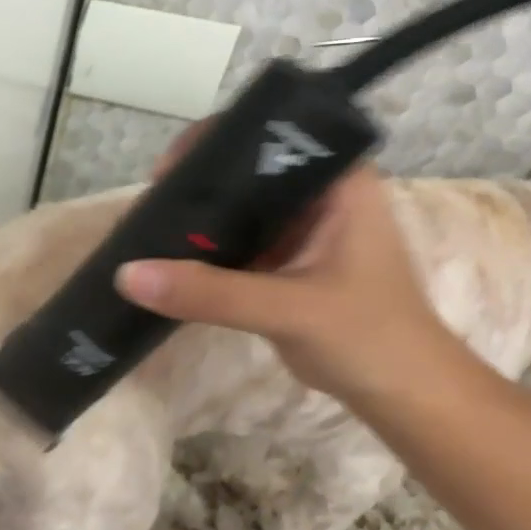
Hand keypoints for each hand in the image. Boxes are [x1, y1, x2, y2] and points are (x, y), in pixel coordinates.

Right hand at [112, 122, 456, 403]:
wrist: (403, 395)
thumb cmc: (369, 338)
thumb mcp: (288, 310)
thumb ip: (210, 292)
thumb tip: (127, 275)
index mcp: (339, 184)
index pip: (274, 134)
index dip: (220, 140)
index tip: (170, 169)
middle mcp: (319, 197)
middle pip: (248, 170)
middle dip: (198, 182)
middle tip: (151, 202)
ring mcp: (302, 232)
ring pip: (238, 209)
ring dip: (198, 217)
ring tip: (149, 225)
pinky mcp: (284, 264)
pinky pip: (235, 243)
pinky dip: (204, 250)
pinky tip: (168, 257)